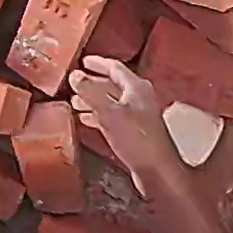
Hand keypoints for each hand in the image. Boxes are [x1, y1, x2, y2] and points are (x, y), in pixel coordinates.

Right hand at [69, 56, 184, 197]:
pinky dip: (98, 114)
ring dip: (93, 99)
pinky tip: (87, 119)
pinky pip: (113, 116)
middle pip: (113, 84)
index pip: (115, 68)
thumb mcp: (108, 112)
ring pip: (112, 101)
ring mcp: (139, 115)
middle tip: (76, 82)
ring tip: (75, 101)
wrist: (158, 172)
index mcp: (136, 88)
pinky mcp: (136, 132)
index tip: (84, 61)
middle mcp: (139, 98)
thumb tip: (75, 75)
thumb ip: (90, 92)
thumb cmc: (137, 140)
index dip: (97, 63)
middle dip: (92, 83)